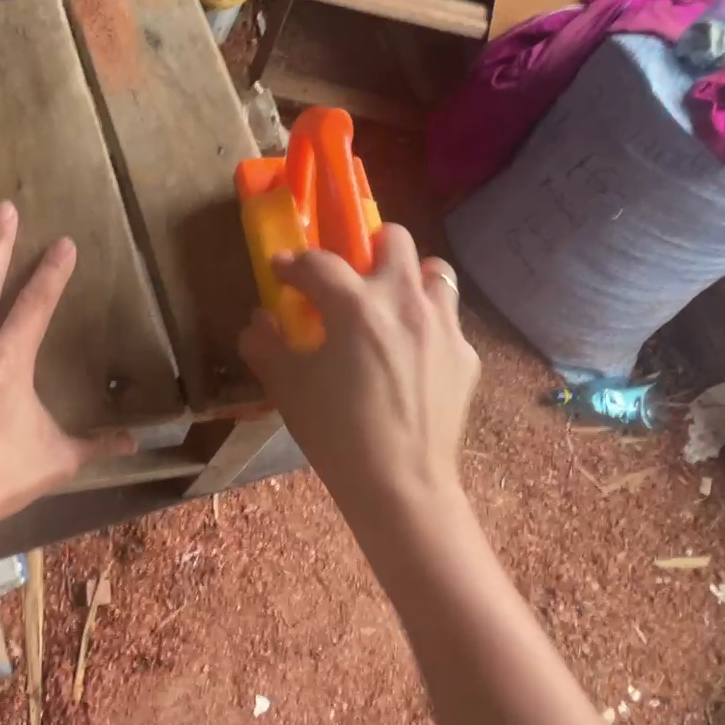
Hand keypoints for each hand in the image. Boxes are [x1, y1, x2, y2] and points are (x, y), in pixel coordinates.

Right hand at [238, 224, 480, 518]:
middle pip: (395, 239)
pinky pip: (448, 323)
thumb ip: (265, 345)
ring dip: (410, 278)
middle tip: (350, 275)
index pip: (319, 262)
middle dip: (367, 245)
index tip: (281, 272)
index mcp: (356, 306)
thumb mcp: (287, 388)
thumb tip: (259, 321)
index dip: (294, 264)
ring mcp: (444, 327)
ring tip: (391, 305)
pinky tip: (411, 357)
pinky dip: (427, 326)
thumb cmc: (335, 433)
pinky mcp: (466, 357)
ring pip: (435, 272)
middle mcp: (405, 302)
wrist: (400, 484)